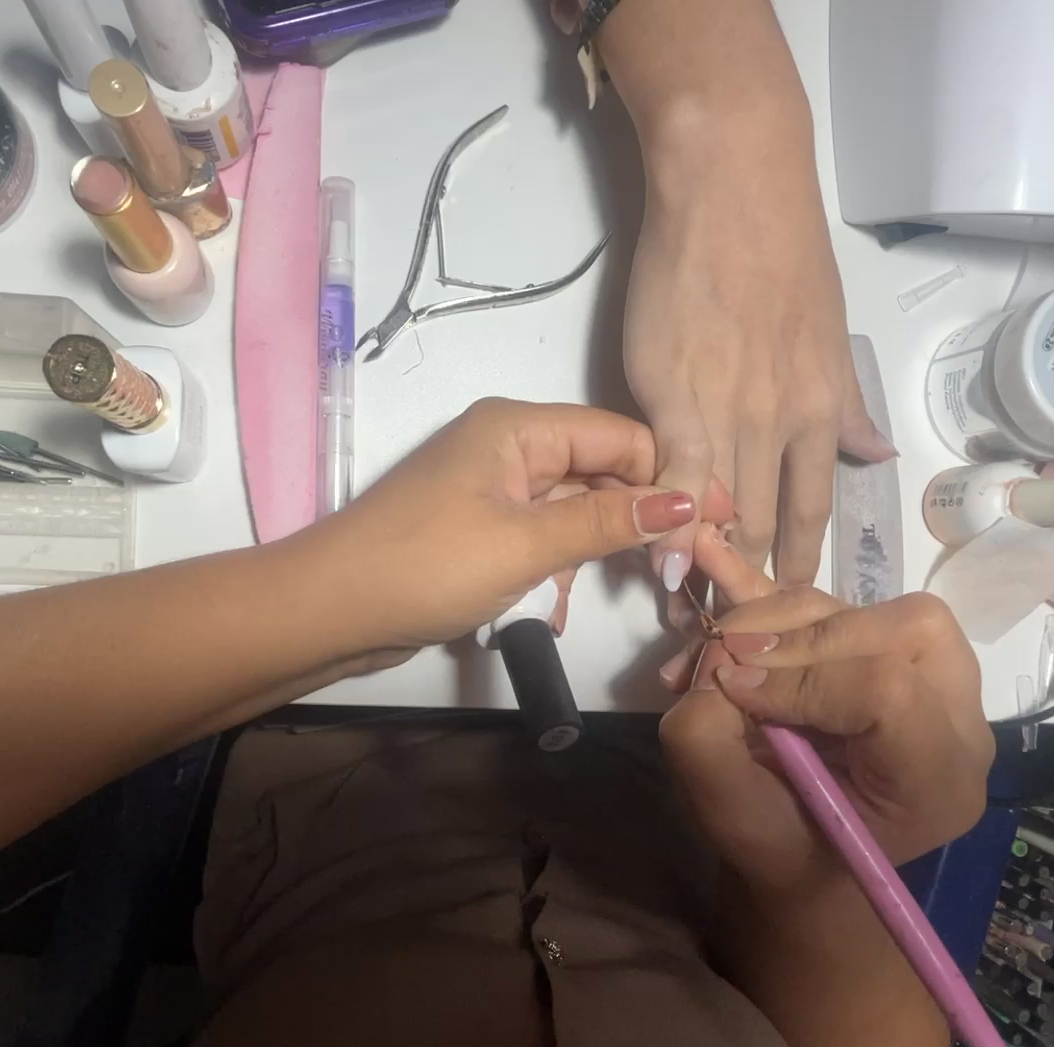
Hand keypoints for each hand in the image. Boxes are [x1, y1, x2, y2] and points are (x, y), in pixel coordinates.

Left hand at [307, 398, 727, 657]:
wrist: (331, 610)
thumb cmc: (428, 565)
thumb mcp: (526, 543)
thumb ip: (608, 521)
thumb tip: (688, 503)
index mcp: (517, 427)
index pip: (618, 436)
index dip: (673, 476)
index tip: (722, 521)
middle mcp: (507, 448)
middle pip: (597, 473)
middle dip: (636, 521)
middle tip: (687, 567)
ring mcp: (490, 491)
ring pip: (569, 513)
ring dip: (590, 555)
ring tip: (618, 595)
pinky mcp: (477, 530)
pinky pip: (537, 540)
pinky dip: (552, 571)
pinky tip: (554, 611)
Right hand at [624, 127, 893, 592]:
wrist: (731, 192)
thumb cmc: (777, 254)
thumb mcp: (830, 334)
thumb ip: (844, 403)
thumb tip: (872, 451)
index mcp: (822, 411)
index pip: (810, 508)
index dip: (796, 559)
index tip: (784, 600)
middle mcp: (783, 426)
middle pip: (761, 523)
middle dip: (745, 580)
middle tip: (727, 626)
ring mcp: (730, 417)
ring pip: (720, 514)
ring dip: (703, 569)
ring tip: (687, 614)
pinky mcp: (675, 401)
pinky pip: (675, 483)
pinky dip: (668, 529)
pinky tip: (658, 570)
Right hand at [658, 531, 990, 894]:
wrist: (797, 852)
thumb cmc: (770, 843)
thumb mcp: (724, 810)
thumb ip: (706, 735)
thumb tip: (716, 664)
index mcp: (935, 782)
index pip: (888, 690)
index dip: (797, 678)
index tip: (728, 692)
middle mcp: (955, 720)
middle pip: (888, 630)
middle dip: (783, 640)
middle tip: (718, 668)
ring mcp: (926, 677)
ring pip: (858, 605)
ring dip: (771, 620)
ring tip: (715, 655)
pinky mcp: (883, 647)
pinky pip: (838, 599)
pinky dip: (772, 587)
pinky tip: (712, 554)